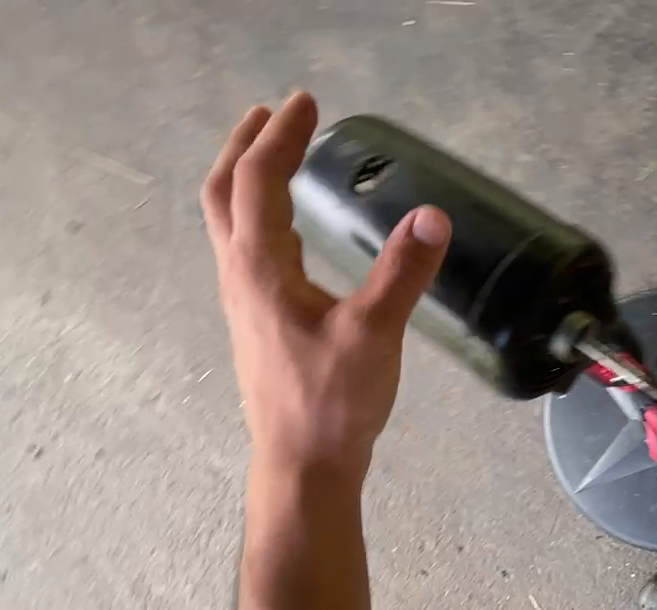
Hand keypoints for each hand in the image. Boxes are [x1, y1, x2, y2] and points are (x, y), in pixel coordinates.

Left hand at [202, 92, 450, 483]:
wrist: (304, 459)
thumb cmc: (334, 398)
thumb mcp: (376, 333)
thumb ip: (403, 272)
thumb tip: (432, 216)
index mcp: (260, 266)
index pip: (260, 181)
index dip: (282, 137)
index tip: (305, 102)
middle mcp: (241, 275)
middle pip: (224, 192)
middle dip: (246, 147)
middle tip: (271, 117)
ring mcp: (246, 302)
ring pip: (229, 224)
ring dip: (245, 183)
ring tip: (272, 164)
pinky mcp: (260, 325)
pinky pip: (247, 253)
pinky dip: (259, 222)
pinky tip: (290, 241)